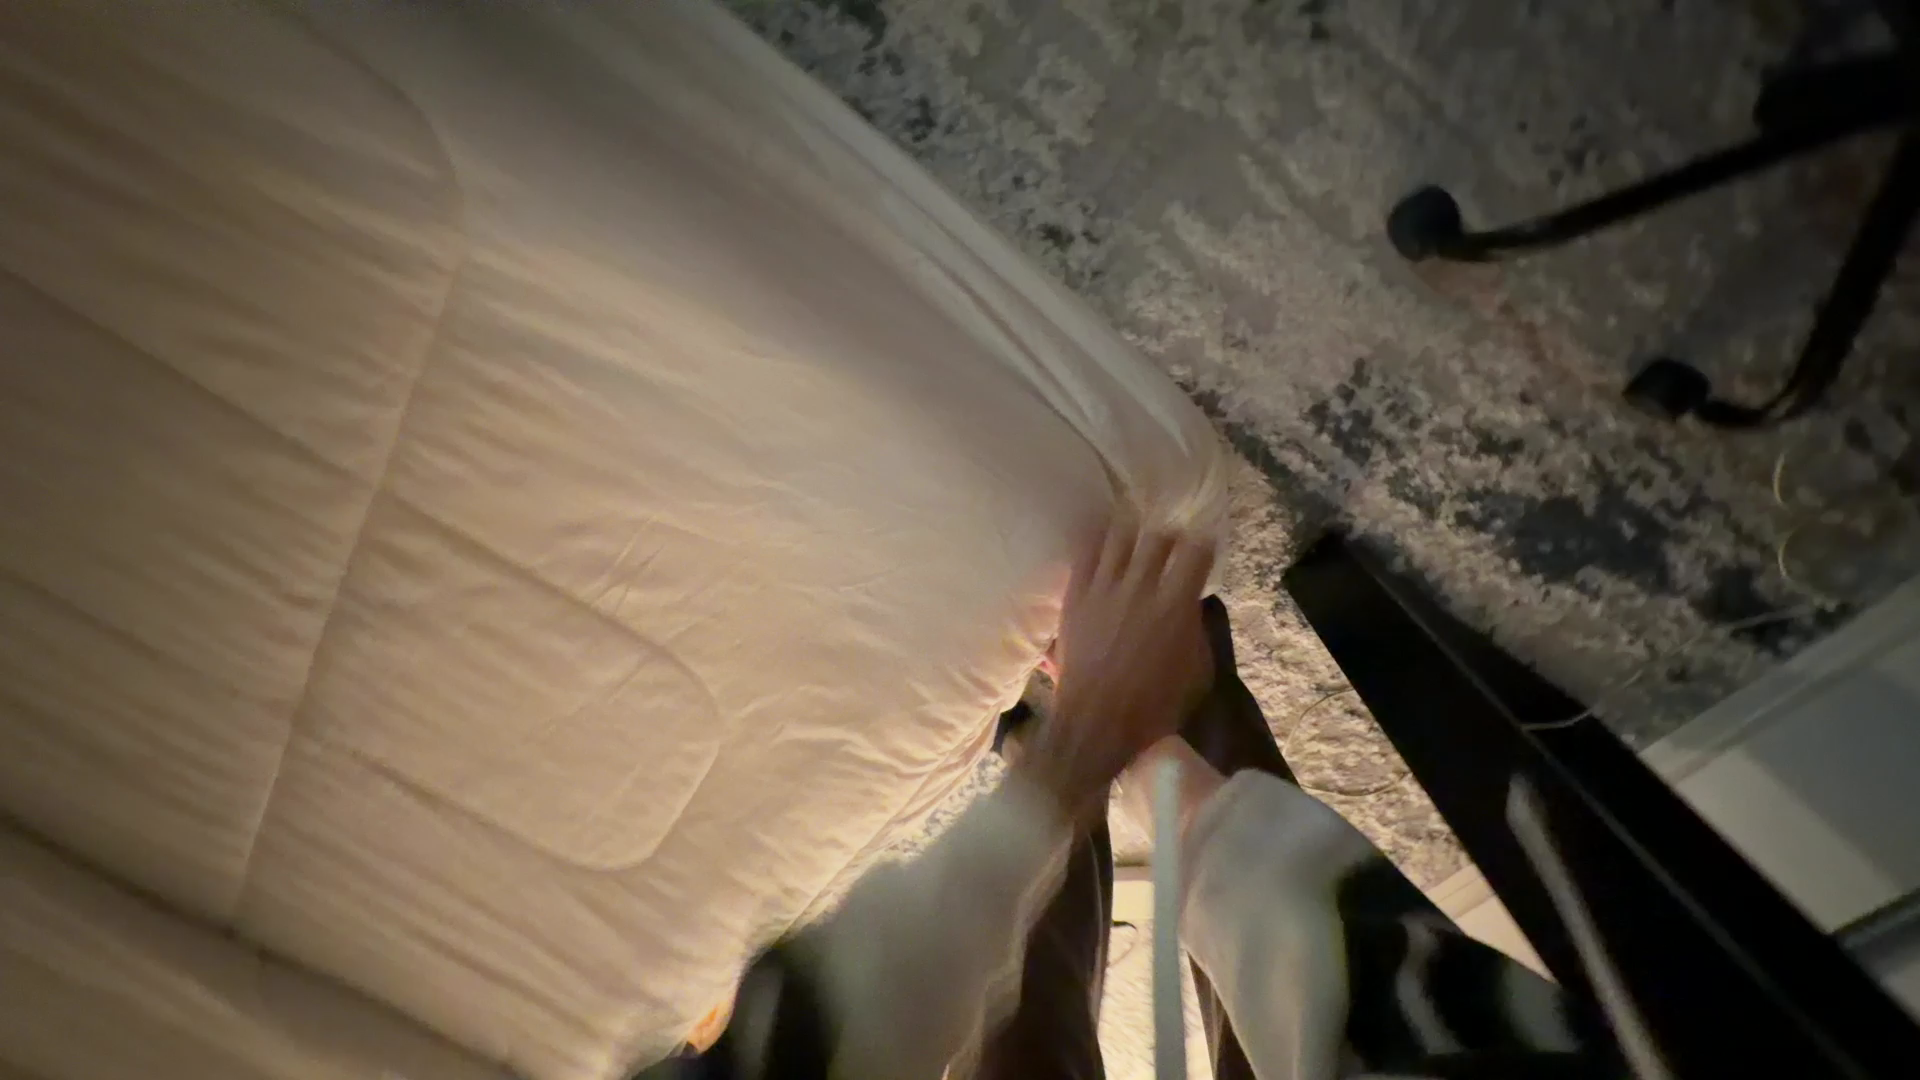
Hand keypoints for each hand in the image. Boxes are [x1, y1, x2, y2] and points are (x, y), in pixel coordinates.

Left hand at [1018, 517, 1215, 823]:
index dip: (1202, 545)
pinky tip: (1102, 535)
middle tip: (1169, 542)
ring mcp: (1105, 587)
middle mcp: (1141, 586)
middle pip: (1157, 538)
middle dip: (1168, 536)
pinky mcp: (1076, 594)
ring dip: (1132, 531)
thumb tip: (1191, 607)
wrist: (1097, 719)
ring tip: (1135, 531)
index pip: (1195, 553)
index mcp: (1177, 603)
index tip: (1202, 546)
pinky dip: (1097, 539)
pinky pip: (1085, 553)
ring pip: (1120, 538)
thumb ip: (1197, 631)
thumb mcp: (1198, 672)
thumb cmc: (1155, 706)